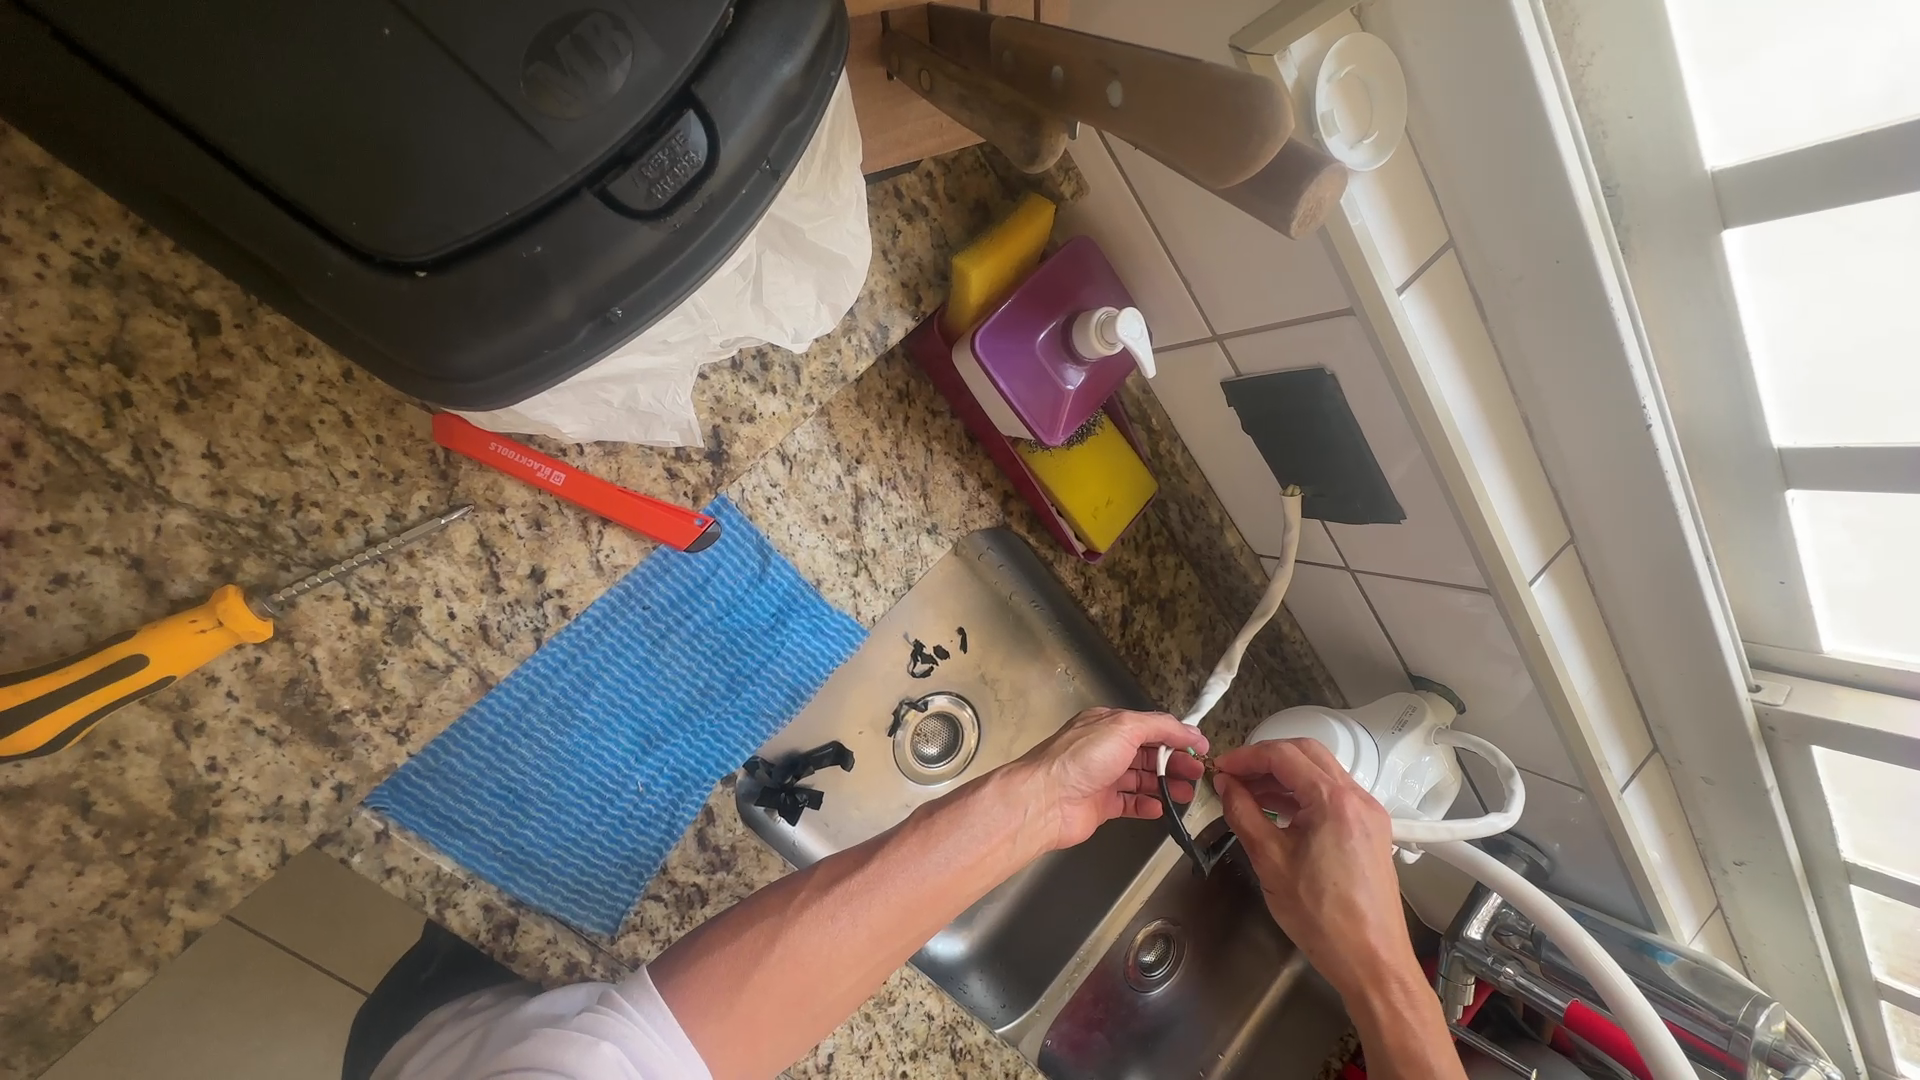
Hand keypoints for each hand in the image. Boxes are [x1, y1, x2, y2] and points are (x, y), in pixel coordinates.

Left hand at [1011, 707, 1207, 850]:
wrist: (1046, 800)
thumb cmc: (1081, 759)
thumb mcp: (1124, 728)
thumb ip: (1160, 726)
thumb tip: (1190, 730)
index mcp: (1107, 724)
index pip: (1149, 726)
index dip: (1176, 736)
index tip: (1201, 748)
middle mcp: (1104, 748)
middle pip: (1148, 753)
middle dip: (1175, 762)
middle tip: (1198, 773)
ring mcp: (1102, 777)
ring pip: (1141, 779)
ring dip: (1166, 784)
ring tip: (1187, 793)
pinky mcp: (1100, 805)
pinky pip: (1130, 804)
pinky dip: (1147, 805)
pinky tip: (1162, 808)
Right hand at [1212, 737, 1416, 996]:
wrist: (1372, 963)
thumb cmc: (1323, 918)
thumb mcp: (1269, 860)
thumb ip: (1242, 813)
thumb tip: (1226, 785)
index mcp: (1334, 802)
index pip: (1282, 755)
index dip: (1245, 757)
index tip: (1221, 769)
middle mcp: (1357, 799)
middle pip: (1305, 752)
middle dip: (1264, 758)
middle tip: (1234, 774)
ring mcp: (1368, 814)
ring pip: (1319, 771)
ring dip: (1282, 774)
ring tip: (1248, 792)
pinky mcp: (1369, 830)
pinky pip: (1331, 794)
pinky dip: (1300, 792)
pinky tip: (1276, 809)